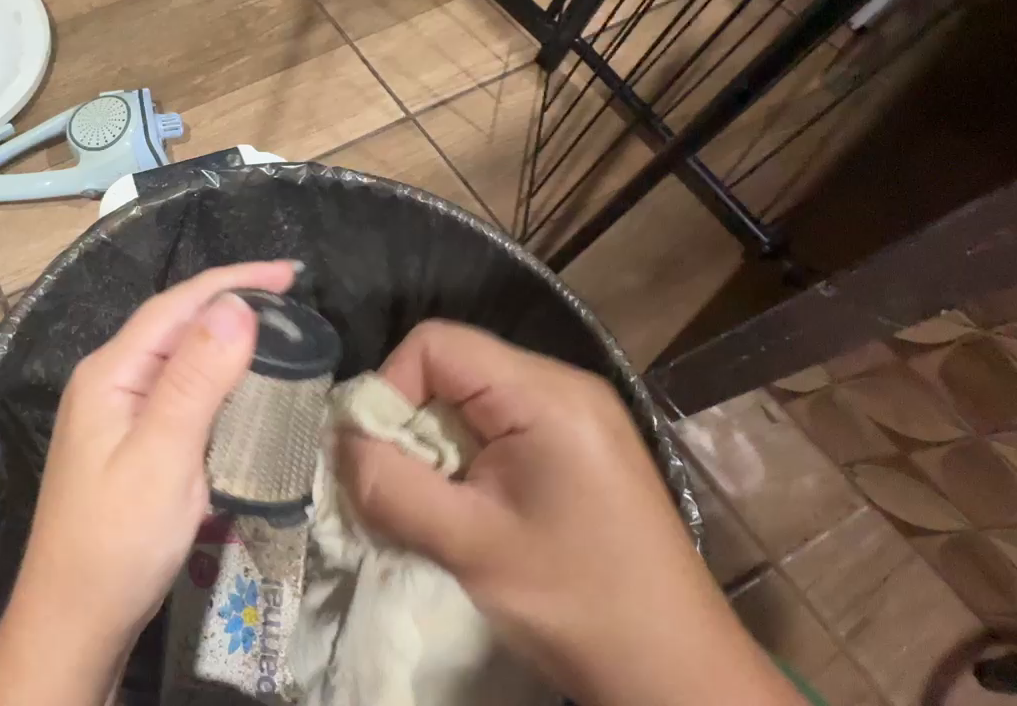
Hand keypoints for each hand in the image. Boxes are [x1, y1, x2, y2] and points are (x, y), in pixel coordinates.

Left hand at [0, 260, 298, 705]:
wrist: (73, 620)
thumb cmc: (117, 540)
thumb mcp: (162, 456)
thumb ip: (195, 379)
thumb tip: (234, 305)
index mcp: (111, 372)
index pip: (176, 305)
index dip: (233, 281)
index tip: (290, 272)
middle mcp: (110, 381)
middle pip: (175, 324)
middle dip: (231, 303)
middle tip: (293, 302)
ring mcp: (117, 413)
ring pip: (178, 358)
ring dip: (226, 340)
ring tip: (278, 335)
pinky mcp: (130, 442)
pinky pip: (179, 393)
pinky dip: (216, 380)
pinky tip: (242, 389)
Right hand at [339, 320, 801, 705]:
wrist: (677, 675)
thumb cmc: (577, 604)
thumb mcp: (468, 546)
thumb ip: (388, 486)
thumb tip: (339, 442)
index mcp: (545, 394)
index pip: (435, 344)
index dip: (391, 389)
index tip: (381, 456)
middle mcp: (562, 386)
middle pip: (450, 369)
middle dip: (410, 425)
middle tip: (406, 490)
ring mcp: (573, 415)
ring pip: (466, 400)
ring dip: (433, 448)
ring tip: (438, 507)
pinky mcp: (575, 444)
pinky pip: (493, 425)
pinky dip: (462, 460)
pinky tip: (470, 509)